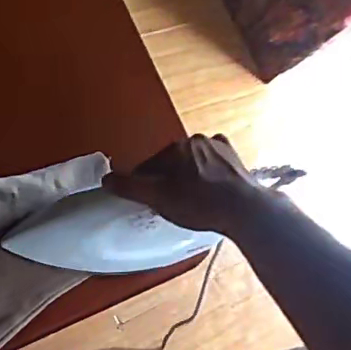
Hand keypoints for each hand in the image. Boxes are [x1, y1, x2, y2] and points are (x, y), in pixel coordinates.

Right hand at [102, 134, 279, 237]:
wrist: (244, 209)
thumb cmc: (200, 203)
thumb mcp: (158, 198)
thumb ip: (130, 188)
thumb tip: (106, 179)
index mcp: (175, 147)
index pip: (147, 166)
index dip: (143, 186)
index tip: (146, 202)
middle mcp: (197, 141)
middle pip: (170, 164)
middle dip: (166, 182)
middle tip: (169, 206)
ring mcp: (218, 148)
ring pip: (191, 164)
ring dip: (187, 179)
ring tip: (190, 203)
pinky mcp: (234, 159)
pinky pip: (212, 166)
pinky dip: (207, 177)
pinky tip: (208, 193)